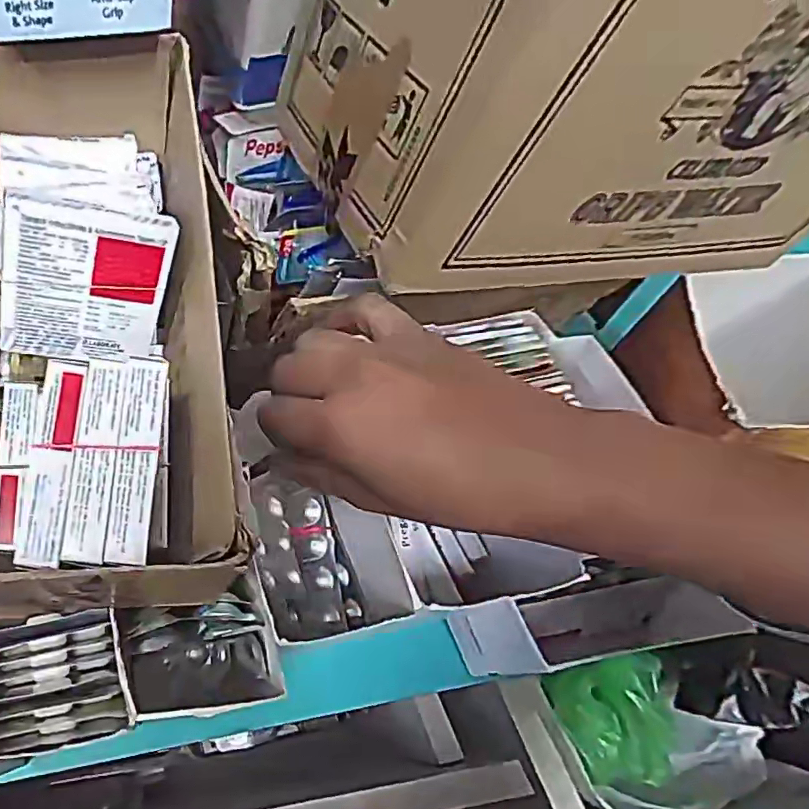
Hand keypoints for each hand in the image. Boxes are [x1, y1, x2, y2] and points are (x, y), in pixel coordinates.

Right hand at [258, 294, 621, 539]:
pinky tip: (347, 340)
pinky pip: (364, 309)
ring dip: (305, 360)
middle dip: (283, 395)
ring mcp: (383, 349)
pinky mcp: (415, 333)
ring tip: (318, 382)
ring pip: (313, 336)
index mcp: (336, 425)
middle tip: (300, 418)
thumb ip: (319, 473)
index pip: (273, 415)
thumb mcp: (373, 499)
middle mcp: (350, 377)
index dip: (271, 432)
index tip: (283, 444)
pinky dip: (345, 321)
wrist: (537, 461)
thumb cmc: (455, 494)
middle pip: (285, 369)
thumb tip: (286, 460)